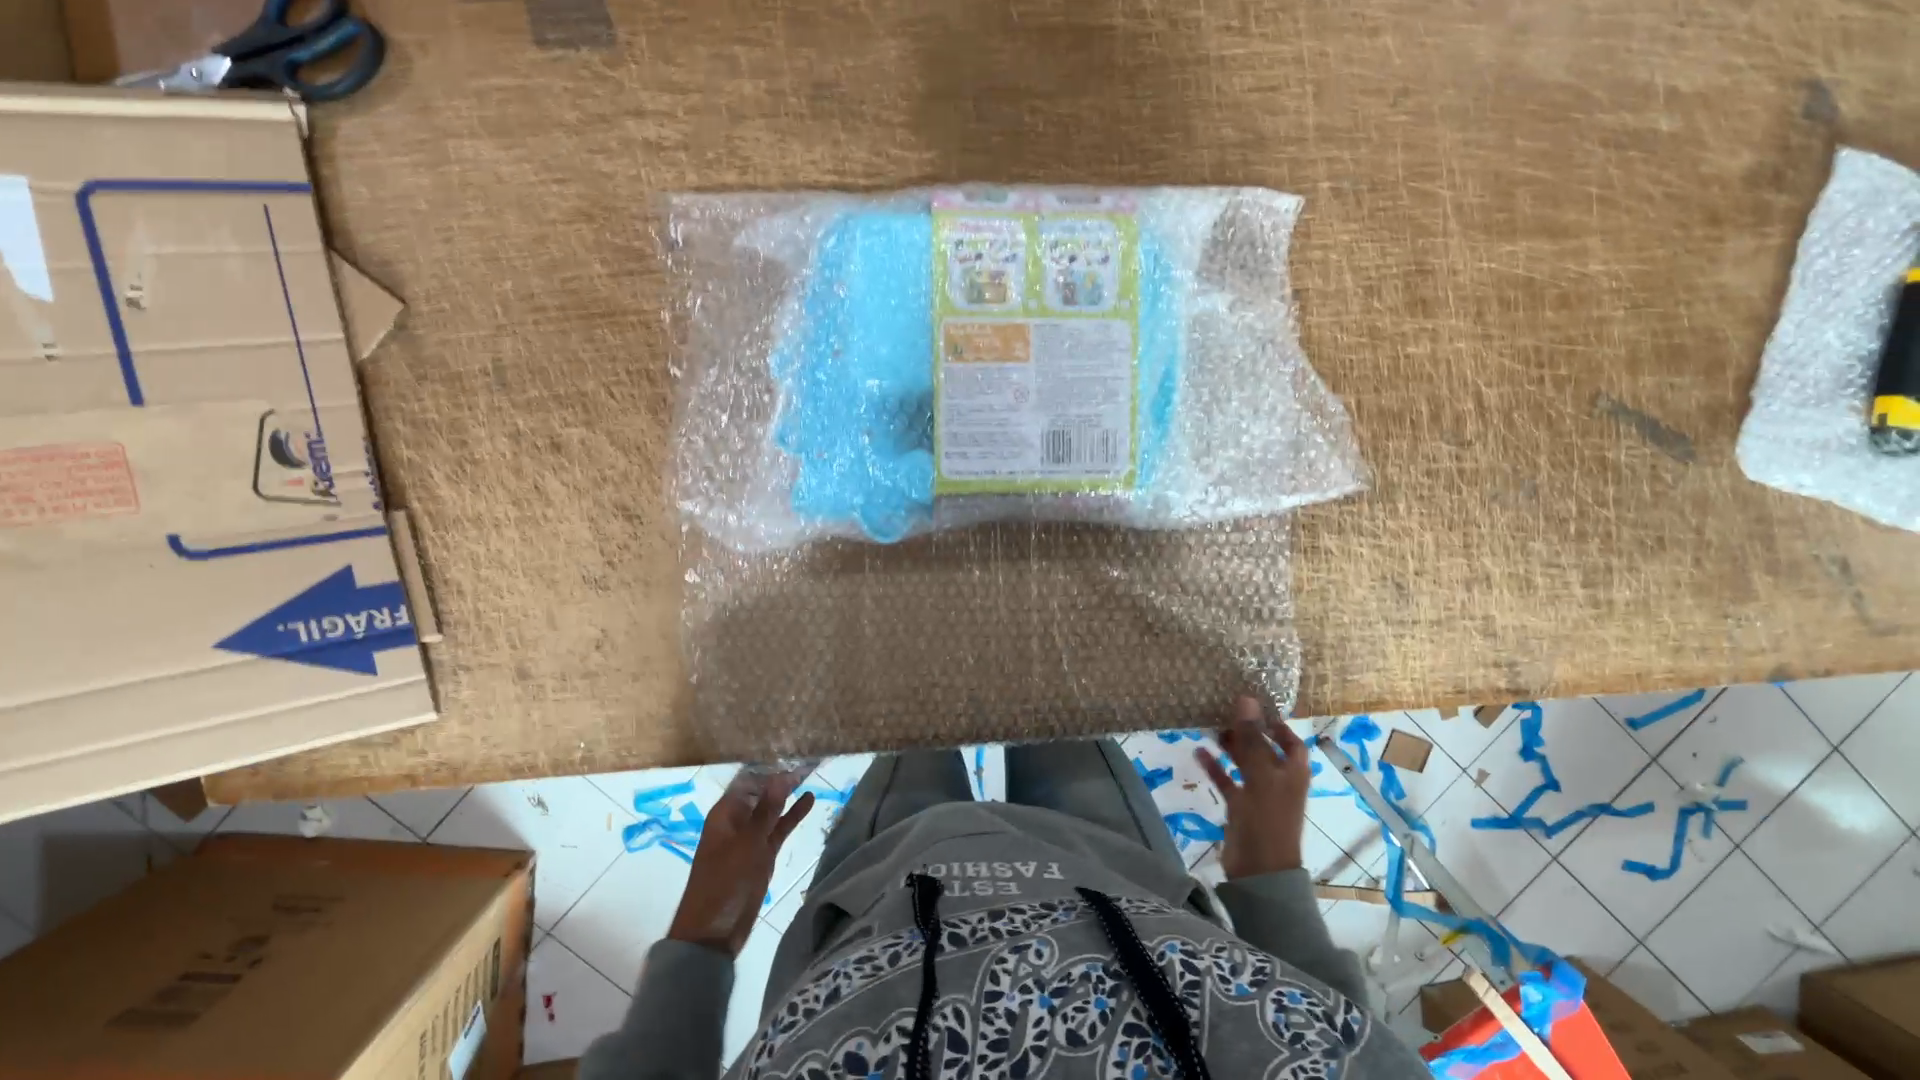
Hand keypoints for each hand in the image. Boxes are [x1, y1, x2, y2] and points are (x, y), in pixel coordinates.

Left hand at [667, 771, 814, 955]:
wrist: (713, 931)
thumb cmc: (724, 883)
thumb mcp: (747, 845)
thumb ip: (765, 811)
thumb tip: (780, 776)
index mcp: (724, 815)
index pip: (747, 780)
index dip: (767, 766)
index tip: (792, 751)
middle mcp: (737, 821)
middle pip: (761, 792)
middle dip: (781, 776)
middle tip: (809, 758)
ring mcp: (750, 839)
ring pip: (772, 809)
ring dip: (788, 794)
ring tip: (812, 773)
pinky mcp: (762, 855)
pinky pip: (778, 829)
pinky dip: (792, 816)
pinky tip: (809, 801)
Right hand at [1195, 695, 1311, 879]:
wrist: (1259, 869)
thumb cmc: (1267, 819)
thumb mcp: (1260, 775)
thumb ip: (1252, 738)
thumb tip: (1247, 699)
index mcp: (1293, 771)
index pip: (1290, 740)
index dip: (1275, 723)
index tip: (1254, 706)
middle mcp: (1278, 780)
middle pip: (1264, 749)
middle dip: (1248, 732)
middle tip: (1225, 712)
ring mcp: (1258, 794)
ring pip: (1245, 763)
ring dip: (1231, 747)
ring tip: (1211, 728)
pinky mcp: (1240, 807)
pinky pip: (1227, 781)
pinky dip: (1215, 768)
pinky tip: (1198, 753)